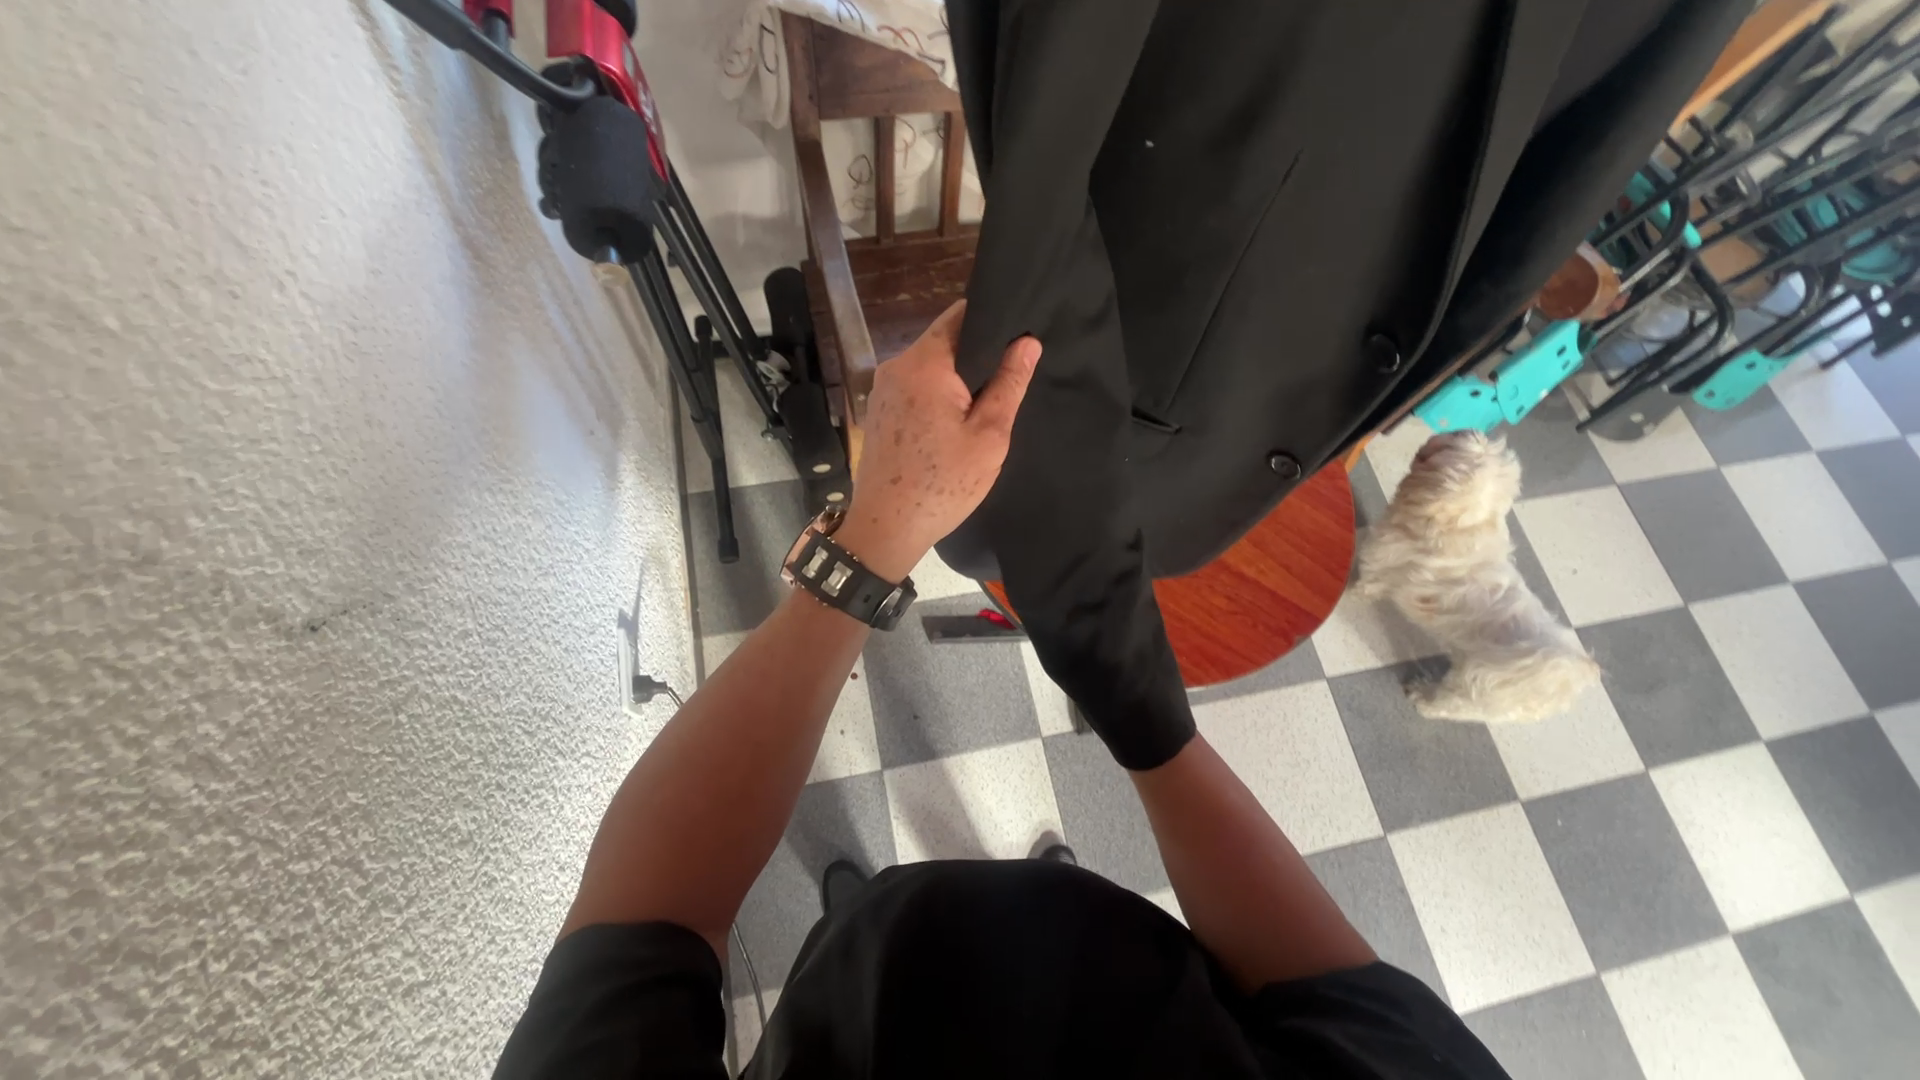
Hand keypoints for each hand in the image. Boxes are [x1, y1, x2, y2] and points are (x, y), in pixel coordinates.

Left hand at [834, 301, 1041, 580]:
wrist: (886, 527)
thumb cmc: (943, 484)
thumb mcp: (988, 435)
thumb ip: (1009, 383)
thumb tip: (1028, 341)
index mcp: (924, 363)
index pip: (960, 315)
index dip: (992, 319)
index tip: (1018, 335)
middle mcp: (897, 366)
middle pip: (944, 340)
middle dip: (976, 354)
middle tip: (1011, 375)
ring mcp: (883, 389)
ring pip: (930, 367)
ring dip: (957, 379)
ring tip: (987, 402)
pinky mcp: (880, 411)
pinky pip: (915, 388)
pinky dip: (938, 396)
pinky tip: (955, 422)